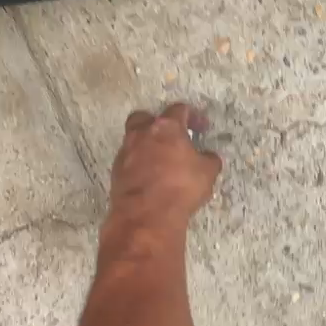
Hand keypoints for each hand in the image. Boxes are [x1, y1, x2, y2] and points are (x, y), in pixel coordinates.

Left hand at [105, 103, 222, 237]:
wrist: (146, 215)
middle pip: (146, 117)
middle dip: (158, 124)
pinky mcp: (116, 171)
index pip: (179, 110)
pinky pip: (129, 160)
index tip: (201, 128)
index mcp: (166, 127)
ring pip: (134, 138)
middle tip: (171, 137)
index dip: (193, 116)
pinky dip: (139, 164)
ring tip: (161, 160)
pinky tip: (150, 176)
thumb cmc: (181, 187)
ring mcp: (125, 152)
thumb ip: (209, 159)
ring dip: (147, 145)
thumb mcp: (208, 173)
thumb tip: (208, 156)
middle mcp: (142, 134)